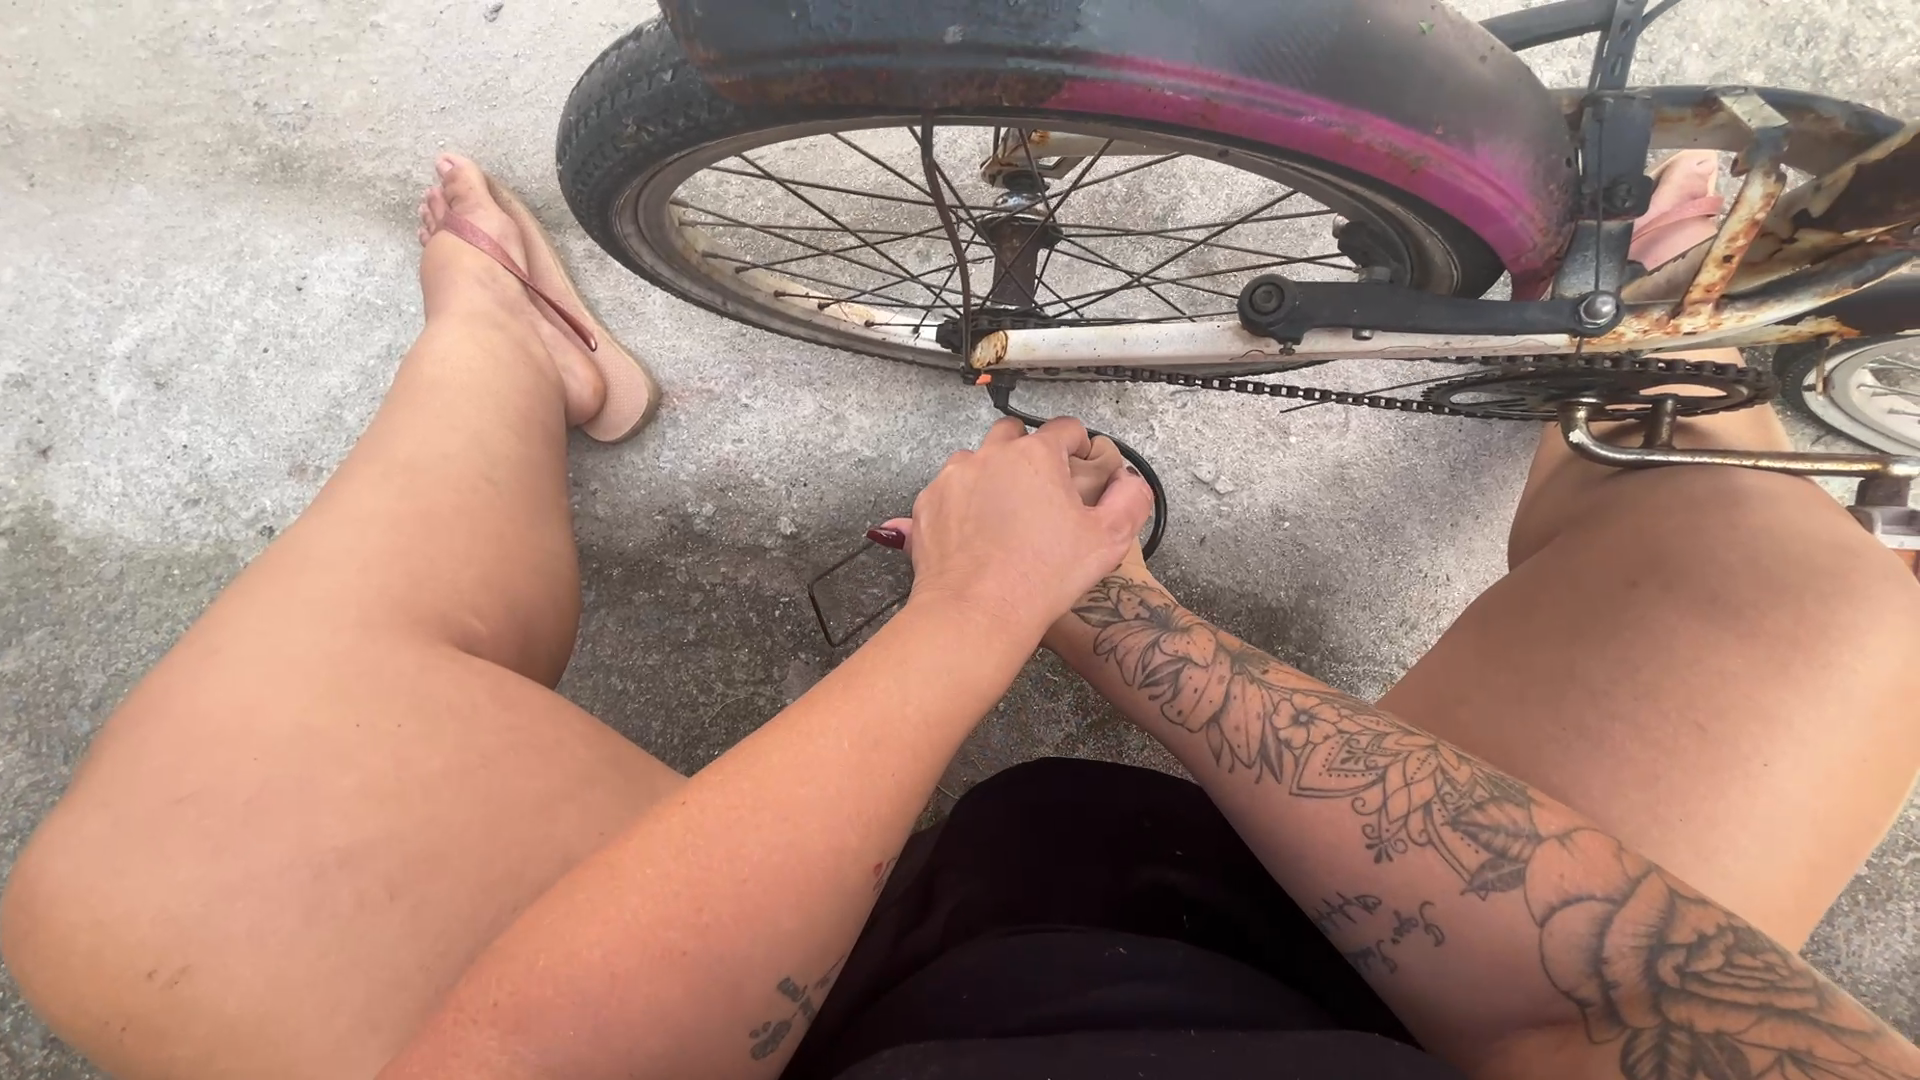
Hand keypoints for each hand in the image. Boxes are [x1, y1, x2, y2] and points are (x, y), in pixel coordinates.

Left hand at [888, 417, 1153, 642]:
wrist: (976, 613)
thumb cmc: (1039, 578)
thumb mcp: (1108, 540)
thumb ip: (1129, 499)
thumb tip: (1129, 482)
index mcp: (1034, 456)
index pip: (1064, 428)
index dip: (1078, 445)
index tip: (1079, 464)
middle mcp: (989, 457)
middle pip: (1012, 435)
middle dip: (1028, 453)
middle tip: (1039, 490)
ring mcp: (952, 479)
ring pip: (976, 461)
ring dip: (991, 477)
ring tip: (1004, 516)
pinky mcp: (927, 504)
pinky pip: (948, 492)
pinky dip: (961, 505)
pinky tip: (976, 535)